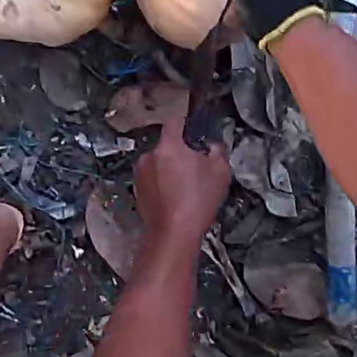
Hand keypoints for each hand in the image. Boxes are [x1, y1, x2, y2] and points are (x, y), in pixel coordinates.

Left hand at [134, 120, 230, 245]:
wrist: (173, 234)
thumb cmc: (196, 202)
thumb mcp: (220, 172)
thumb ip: (217, 151)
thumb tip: (213, 147)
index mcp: (169, 146)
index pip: (174, 121)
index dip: (184, 122)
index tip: (191, 127)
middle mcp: (149, 156)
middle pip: (166, 145)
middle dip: (180, 152)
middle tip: (195, 166)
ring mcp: (140, 174)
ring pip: (158, 163)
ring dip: (169, 168)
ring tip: (185, 186)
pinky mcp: (137, 191)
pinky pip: (152, 179)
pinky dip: (161, 183)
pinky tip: (175, 197)